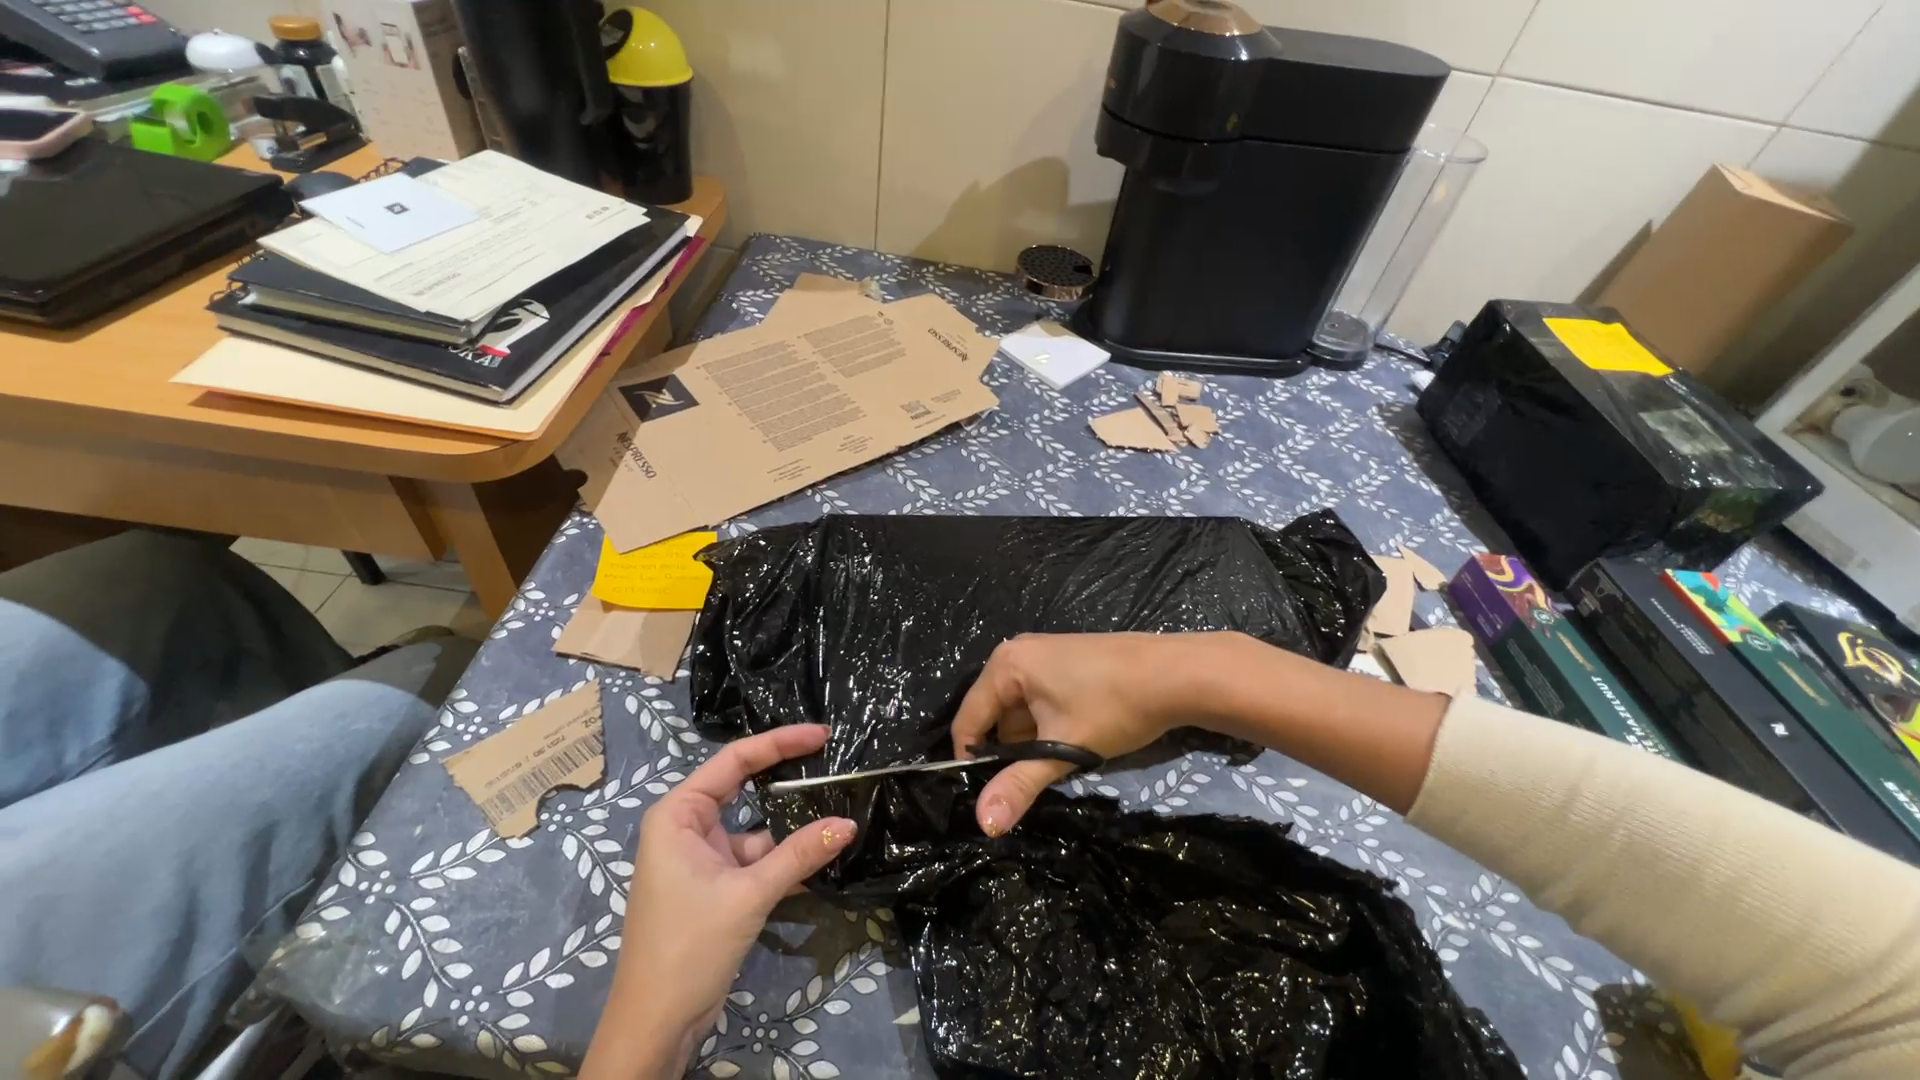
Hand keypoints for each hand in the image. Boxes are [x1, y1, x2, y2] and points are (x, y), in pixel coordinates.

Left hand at [581, 725, 854, 1079]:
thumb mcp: (748, 894)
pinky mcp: (718, 885)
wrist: (655, 1023)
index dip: (779, 742)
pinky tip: (825, 852)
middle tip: (832, 758)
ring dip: (793, 824)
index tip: (821, 734)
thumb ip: (800, 855)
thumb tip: (849, 823)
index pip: (734, 760)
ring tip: (841, 804)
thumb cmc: (687, 946)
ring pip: (757, 827)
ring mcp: (703, 857)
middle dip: (787, 775)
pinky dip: (787, 857)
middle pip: (745, 786)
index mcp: (678, 814)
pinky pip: (759, 858)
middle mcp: (688, 827)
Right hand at [950, 632, 1220, 835]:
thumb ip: (1020, 784)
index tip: (992, 794)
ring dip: (1034, 740)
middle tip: (1035, 778)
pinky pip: (1041, 700)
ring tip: (1060, 760)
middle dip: (1011, 750)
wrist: (1179, 674)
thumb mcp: (1065, 750)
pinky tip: (1075, 740)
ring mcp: (1044, 654)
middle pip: (994, 715)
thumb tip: (983, 824)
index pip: (968, 720)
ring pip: (1021, 711)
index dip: (974, 760)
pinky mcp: (1067, 661)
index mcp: (1005, 665)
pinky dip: (1050, 725)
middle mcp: (1017, 653)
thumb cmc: (1114, 706)